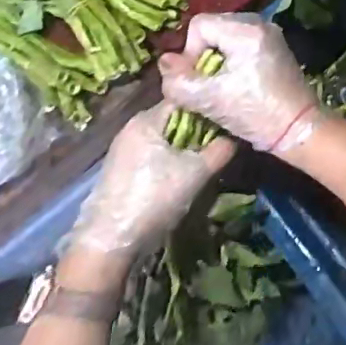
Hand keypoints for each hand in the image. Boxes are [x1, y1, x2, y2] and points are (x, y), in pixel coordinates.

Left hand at [65, 103, 235, 257]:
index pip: (184, 99)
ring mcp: (123, 149)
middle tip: (220, 140)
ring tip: (205, 158)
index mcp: (146, 119)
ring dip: (184, 146)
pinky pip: (152, 153)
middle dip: (198, 128)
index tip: (226, 118)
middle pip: (174, 118)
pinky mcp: (120, 169)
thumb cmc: (154, 199)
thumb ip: (220, 149)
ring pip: (164, 137)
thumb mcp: (196, 174)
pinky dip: (169, 158)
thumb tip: (236, 135)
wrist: (109, 244)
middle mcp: (131, 127)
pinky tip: (181, 174)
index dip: (207, 107)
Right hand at [157, 13, 320, 154]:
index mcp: (246, 30)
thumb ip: (179, 80)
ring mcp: (270, 33)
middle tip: (205, 83)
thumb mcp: (210, 100)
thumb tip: (164, 61)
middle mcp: (260, 23)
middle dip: (202, 53)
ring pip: (225, 35)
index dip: (189, 52)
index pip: (199, 25)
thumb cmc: (255, 113)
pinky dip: (231, 58)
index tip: (197, 79)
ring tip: (219, 84)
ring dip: (216, 58)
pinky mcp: (274, 45)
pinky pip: (241, 42)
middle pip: (213, 27)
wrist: (298, 128)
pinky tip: (235, 82)